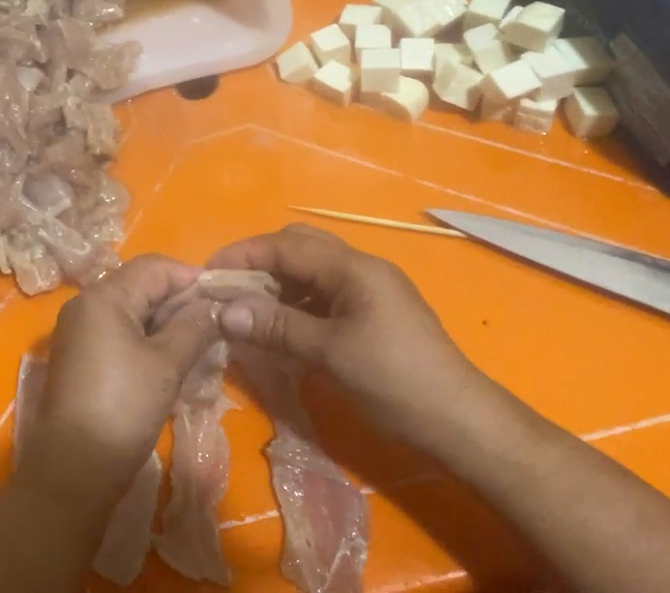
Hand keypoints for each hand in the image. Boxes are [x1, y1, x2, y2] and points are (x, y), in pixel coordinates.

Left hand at [23, 254, 221, 508]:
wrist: (73, 467)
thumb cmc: (123, 407)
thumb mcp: (166, 364)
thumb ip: (194, 327)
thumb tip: (216, 305)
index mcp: (103, 296)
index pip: (154, 267)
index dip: (192, 278)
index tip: (225, 298)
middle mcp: (86, 304)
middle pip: (140, 285)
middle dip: (180, 300)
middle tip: (217, 324)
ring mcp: (79, 331)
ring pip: (131, 310)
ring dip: (166, 322)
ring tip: (201, 343)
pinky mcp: (80, 356)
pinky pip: (119, 332)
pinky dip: (147, 339)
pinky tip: (172, 361)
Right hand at [208, 225, 488, 445]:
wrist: (462, 423)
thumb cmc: (396, 381)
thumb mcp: (330, 354)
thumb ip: (276, 327)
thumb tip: (223, 311)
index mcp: (353, 268)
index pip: (285, 246)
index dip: (242, 256)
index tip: (207, 276)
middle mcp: (362, 268)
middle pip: (298, 246)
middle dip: (259, 262)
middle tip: (229, 290)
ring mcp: (371, 290)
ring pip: (311, 269)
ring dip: (277, 282)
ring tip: (248, 309)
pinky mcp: (374, 313)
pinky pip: (324, 292)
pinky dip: (296, 301)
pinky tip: (282, 326)